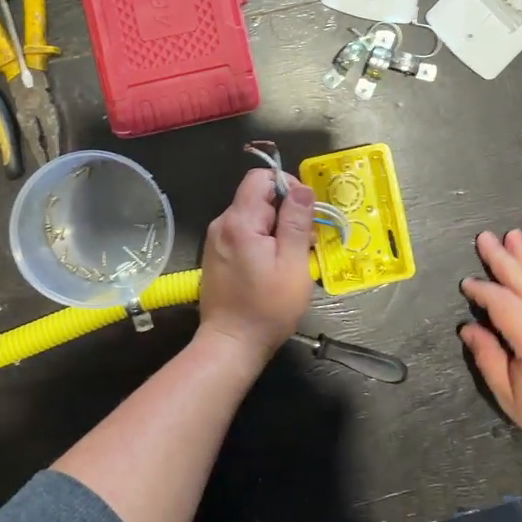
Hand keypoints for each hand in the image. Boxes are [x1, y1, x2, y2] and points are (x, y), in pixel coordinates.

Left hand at [197, 169, 315, 361]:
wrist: (231, 344)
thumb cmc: (267, 308)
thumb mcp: (292, 265)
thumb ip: (296, 222)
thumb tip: (302, 188)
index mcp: (239, 221)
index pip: (260, 178)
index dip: (286, 186)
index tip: (305, 212)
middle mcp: (222, 224)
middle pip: (257, 197)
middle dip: (285, 212)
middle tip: (305, 242)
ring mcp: (216, 240)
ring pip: (252, 216)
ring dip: (276, 229)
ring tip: (292, 259)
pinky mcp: (217, 256)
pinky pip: (244, 234)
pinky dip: (262, 241)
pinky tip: (274, 267)